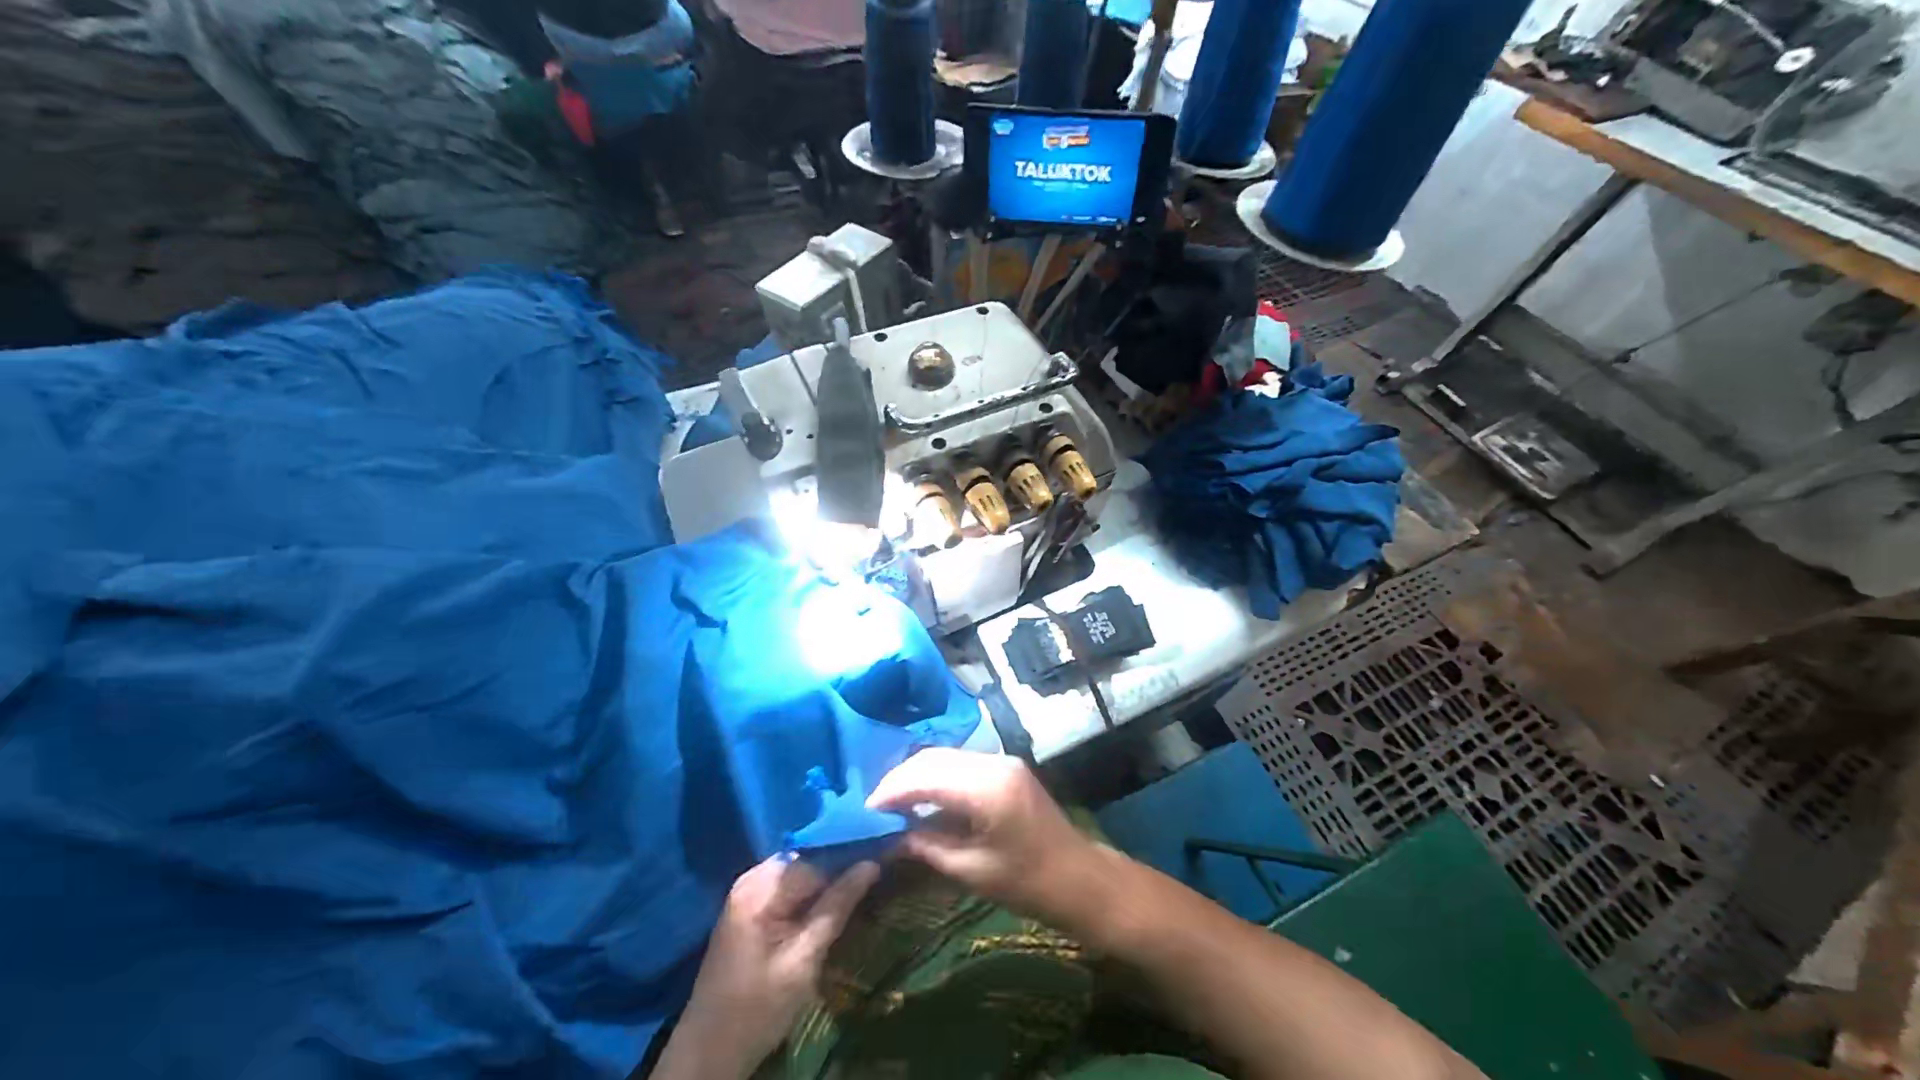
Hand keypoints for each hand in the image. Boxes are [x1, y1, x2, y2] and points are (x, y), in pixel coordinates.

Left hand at [652, 856, 878, 1079]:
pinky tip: (836, 899)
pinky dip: (813, 890)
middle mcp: (752, 878)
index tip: (886, 851)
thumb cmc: (758, 1009)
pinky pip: (790, 886)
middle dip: (843, 863)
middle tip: (880, 867)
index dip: (853, 853)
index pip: (818, 856)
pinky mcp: (750, 907)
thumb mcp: (804, 960)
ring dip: (830, 877)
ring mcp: (748, 891)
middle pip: (809, 859)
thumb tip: (872, 864)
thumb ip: (837, 907)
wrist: (708, 1050)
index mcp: (761, 887)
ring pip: (802, 871)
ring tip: (866, 879)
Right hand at [866, 749, 1107, 927]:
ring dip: (916, 776)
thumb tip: (888, 836)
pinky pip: (960, 764)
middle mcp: (994, 762)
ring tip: (892, 805)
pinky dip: (936, 778)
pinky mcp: (1006, 768)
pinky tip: (921, 800)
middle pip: (932, 758)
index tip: (865, 811)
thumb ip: (926, 846)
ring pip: (945, 757)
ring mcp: (1002, 761)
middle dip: (900, 779)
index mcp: (987, 787)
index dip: (891, 791)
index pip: (925, 776)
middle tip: (874, 807)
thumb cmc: (1028, 884)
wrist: (1081, 879)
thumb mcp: (971, 870)